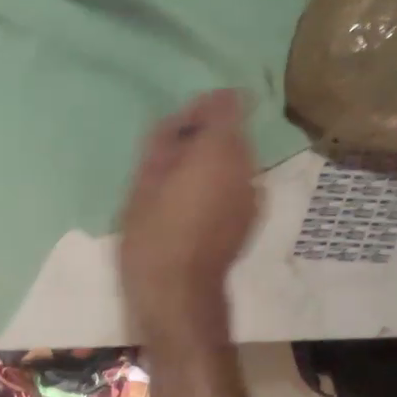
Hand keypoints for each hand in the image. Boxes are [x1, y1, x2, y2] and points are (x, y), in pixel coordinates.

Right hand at [119, 90, 259, 348]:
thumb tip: (175, 122)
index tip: (175, 129)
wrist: (178, 294)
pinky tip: (191, 215)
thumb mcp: (142, 186)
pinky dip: (217, 190)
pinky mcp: (251, 218)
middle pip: (231, 133)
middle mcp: (246, 164)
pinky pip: (235, 188)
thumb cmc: (152, 237)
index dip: (201, 109)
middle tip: (167, 164)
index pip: (227, 102)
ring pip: (233, 162)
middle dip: (202, 141)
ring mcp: (253, 193)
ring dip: (209, 167)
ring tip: (176, 192)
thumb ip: (162, 145)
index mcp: (219, 149)